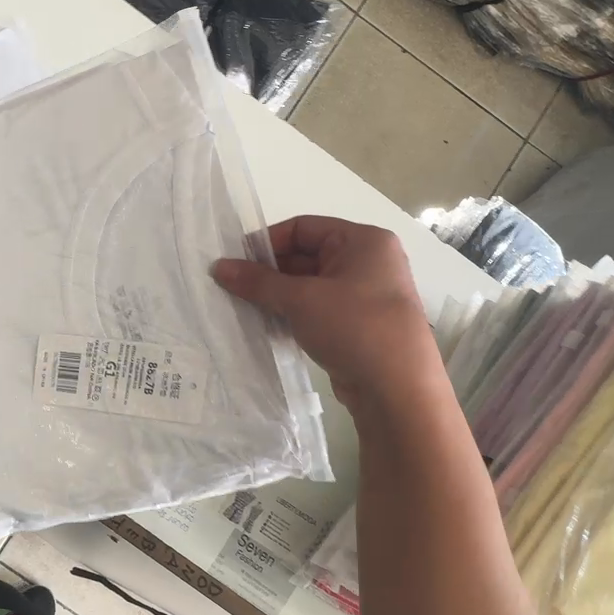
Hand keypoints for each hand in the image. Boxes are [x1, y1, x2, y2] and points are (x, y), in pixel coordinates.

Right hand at [212, 215, 442, 414]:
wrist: (395, 386)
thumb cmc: (354, 327)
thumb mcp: (301, 299)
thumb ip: (257, 281)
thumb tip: (218, 267)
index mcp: (363, 242)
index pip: (303, 228)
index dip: (265, 242)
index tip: (233, 264)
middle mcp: (366, 262)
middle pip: (303, 256)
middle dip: (267, 272)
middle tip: (231, 288)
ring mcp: (361, 294)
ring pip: (306, 285)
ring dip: (274, 295)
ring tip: (242, 308)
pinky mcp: (353, 323)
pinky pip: (313, 308)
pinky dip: (288, 313)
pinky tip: (264, 325)